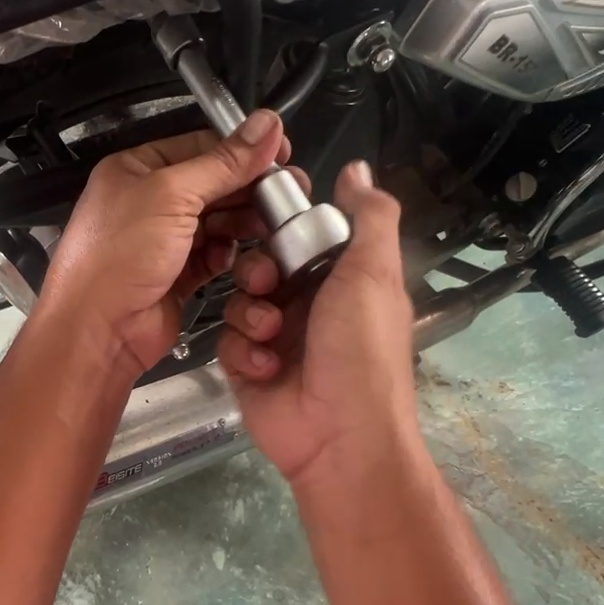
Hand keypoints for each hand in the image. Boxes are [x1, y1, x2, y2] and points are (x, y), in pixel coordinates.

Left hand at [38, 111, 292, 373]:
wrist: (96, 331)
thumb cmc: (115, 259)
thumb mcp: (171, 195)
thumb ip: (223, 163)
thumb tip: (265, 127)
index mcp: (135, 171)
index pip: (199, 148)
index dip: (241, 152)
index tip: (279, 155)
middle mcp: (146, 203)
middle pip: (212, 186)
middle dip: (248, 191)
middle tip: (286, 195)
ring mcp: (159, 243)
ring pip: (216, 224)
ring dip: (242, 225)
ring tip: (267, 227)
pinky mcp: (173, 278)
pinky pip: (211, 258)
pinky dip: (226, 256)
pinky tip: (234, 257)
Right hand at [216, 161, 419, 487]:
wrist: (340, 434)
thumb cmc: (361, 349)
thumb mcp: (374, 273)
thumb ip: (369, 218)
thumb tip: (357, 170)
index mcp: (341, 281)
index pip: (299, 239)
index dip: (282, 231)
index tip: (268, 225)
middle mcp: (307, 306)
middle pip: (261, 267)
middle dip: (258, 272)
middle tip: (266, 285)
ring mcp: (276, 339)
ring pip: (239, 303)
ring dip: (250, 315)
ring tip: (269, 336)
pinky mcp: (249, 369)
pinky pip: (229, 343)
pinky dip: (245, 352)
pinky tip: (265, 369)